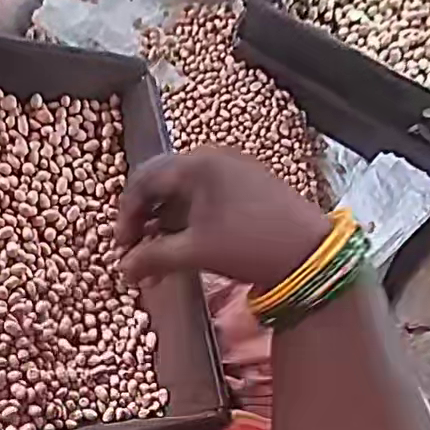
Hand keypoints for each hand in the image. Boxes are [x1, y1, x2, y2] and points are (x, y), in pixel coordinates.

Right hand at [114, 148, 330, 289]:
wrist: (308, 252)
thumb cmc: (248, 244)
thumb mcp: (193, 252)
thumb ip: (151, 258)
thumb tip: (122, 269)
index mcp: (196, 164)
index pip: (142, 181)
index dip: (125, 216)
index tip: (121, 247)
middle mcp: (211, 159)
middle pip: (159, 187)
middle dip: (142, 222)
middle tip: (135, 254)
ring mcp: (229, 172)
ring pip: (180, 197)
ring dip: (162, 228)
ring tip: (157, 261)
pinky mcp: (243, 188)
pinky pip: (201, 202)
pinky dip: (184, 225)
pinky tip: (181, 251)